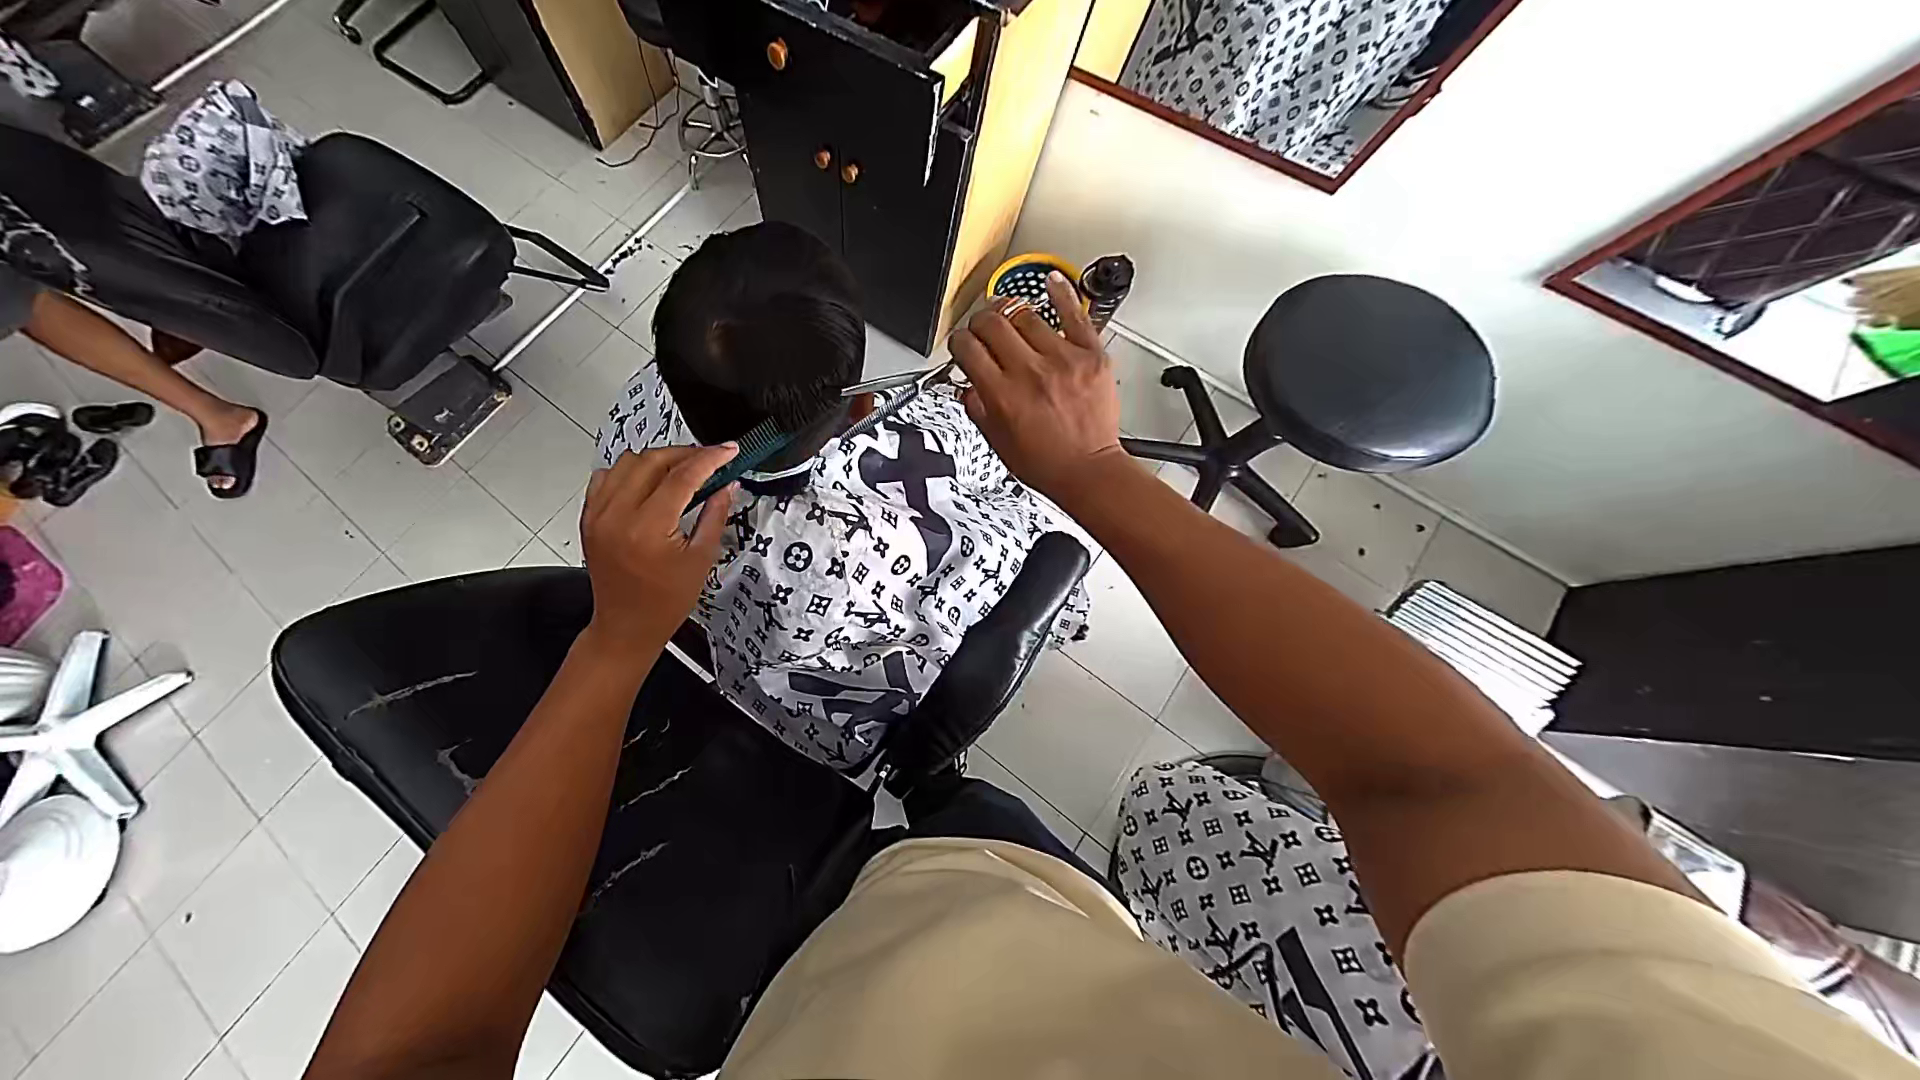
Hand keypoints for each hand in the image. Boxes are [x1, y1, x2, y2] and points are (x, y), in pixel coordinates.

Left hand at [578, 445, 736, 653]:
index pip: (682, 476)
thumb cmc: (665, 601)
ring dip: (658, 459)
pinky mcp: (589, 518)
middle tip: (710, 459)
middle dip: (686, 454)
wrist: (627, 626)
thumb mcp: (702, 559)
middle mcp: (616, 516)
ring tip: (683, 468)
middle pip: (653, 461)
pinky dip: (630, 471)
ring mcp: (598, 515)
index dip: (709, 459)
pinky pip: (606, 477)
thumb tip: (727, 484)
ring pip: (628, 462)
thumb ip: (715, 515)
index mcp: (647, 528)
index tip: (728, 450)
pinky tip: (650, 481)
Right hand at [949, 272, 1129, 504]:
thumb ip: (977, 407)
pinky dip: (1061, 293)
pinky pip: (1074, 313)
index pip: (967, 347)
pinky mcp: (1091, 356)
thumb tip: (967, 385)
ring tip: (1010, 317)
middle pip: (992, 323)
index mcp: (1002, 395)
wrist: (1089, 471)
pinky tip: (1052, 282)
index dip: (959, 342)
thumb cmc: (1047, 463)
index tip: (962, 344)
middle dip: (980, 323)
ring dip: (1012, 313)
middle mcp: (1030, 373)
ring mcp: (1063, 360)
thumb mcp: (997, 442)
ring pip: (1026, 314)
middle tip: (983, 329)